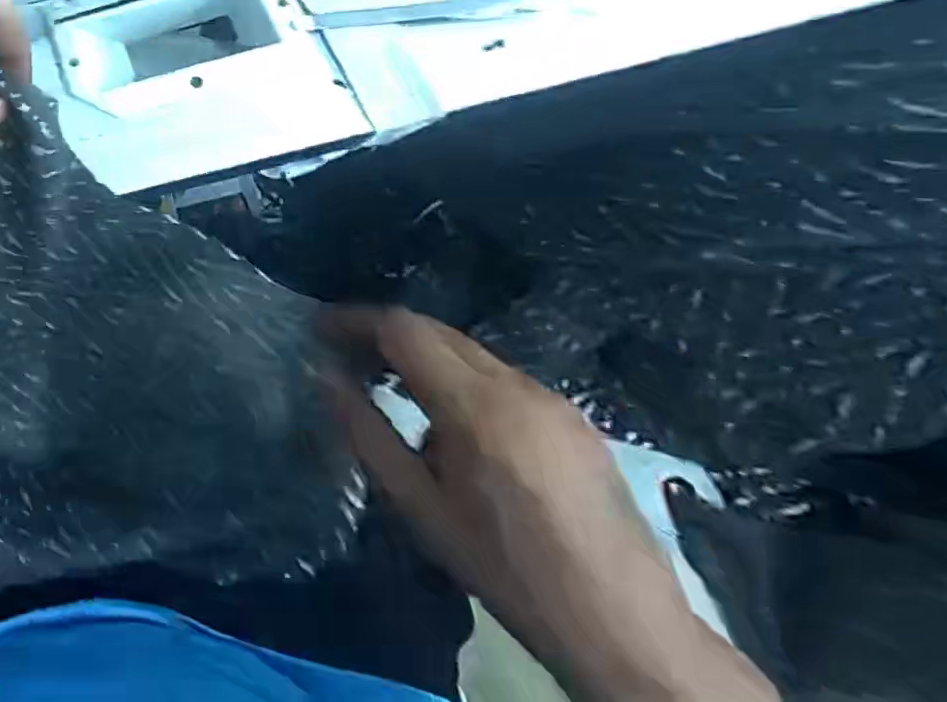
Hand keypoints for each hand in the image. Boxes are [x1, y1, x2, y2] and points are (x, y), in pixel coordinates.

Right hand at [319, 307, 776, 701]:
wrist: (625, 627)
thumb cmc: (505, 569)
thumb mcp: (419, 505)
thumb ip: (365, 431)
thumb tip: (324, 375)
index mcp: (477, 405)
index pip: (404, 330)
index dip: (356, 320)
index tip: (320, 327)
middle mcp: (518, 385)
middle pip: (436, 331)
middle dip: (384, 333)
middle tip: (345, 355)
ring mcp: (553, 398)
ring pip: (469, 351)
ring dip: (421, 355)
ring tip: (387, 383)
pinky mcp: (574, 417)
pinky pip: (500, 376)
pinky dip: (458, 377)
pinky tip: (448, 419)